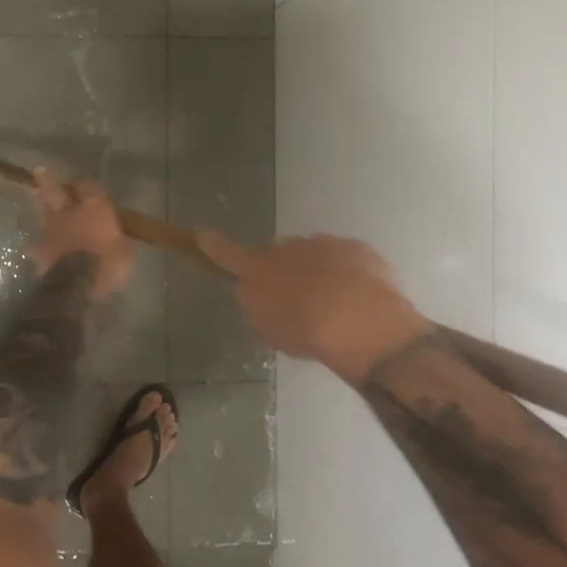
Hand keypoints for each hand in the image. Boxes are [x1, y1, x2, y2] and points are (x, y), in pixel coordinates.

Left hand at [31, 171, 132, 297]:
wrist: (77, 282)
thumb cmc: (108, 264)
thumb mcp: (124, 251)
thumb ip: (116, 238)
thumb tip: (115, 237)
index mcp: (95, 209)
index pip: (89, 187)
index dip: (86, 184)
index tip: (84, 182)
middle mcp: (70, 213)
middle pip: (56, 191)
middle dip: (49, 180)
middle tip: (40, 171)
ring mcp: (52, 230)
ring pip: (44, 211)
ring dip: (41, 205)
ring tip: (35, 197)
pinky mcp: (40, 249)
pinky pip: (38, 242)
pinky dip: (39, 242)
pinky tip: (36, 244)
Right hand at [196, 232, 431, 381]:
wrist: (364, 323)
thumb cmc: (306, 332)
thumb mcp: (268, 329)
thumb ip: (254, 305)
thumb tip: (249, 289)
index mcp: (260, 270)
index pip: (229, 255)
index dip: (214, 246)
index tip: (201, 234)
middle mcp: (289, 248)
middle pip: (277, 253)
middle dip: (281, 268)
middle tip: (294, 297)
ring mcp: (324, 244)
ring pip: (312, 253)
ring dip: (315, 270)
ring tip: (332, 304)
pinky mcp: (357, 247)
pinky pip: (343, 257)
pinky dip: (345, 273)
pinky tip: (356, 298)